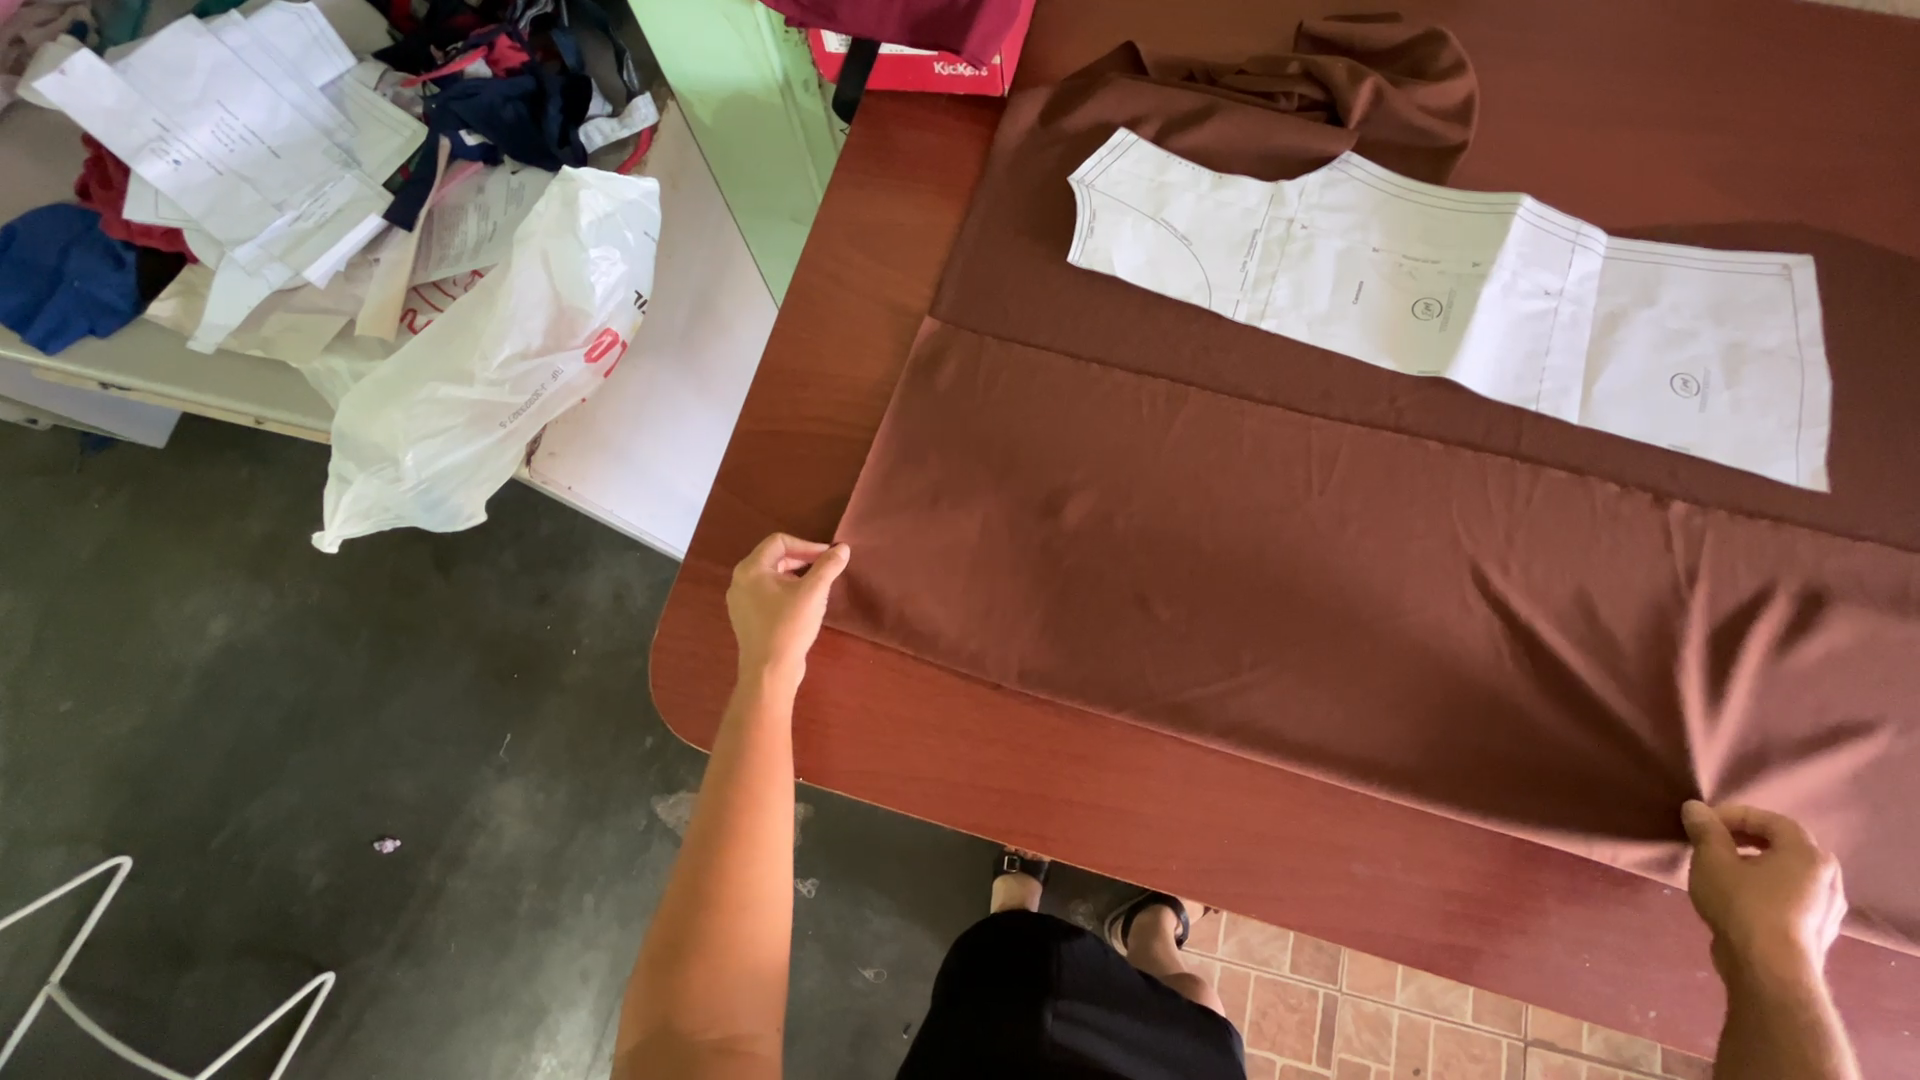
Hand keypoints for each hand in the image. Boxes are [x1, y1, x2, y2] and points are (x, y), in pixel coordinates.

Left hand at [726, 533, 849, 686]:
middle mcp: (740, 581)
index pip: (779, 542)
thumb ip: (828, 566)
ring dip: (796, 576)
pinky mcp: (746, 618)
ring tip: (817, 586)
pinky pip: (767, 594)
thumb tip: (843, 548)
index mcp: (750, 569)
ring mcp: (740, 601)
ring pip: (771, 577)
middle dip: (802, 559)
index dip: (807, 545)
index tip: (829, 556)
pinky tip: (803, 604)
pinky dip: (786, 591)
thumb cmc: (789, 626)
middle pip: (774, 558)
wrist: (770, 671)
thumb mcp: (814, 592)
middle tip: (825, 569)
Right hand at [1681, 801, 1846, 980]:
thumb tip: (1696, 807)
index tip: (1703, 823)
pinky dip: (1766, 886)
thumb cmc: (1741, 903)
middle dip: (1746, 838)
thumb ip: (1706, 830)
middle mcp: (1827, 877)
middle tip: (1712, 842)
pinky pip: (1791, 894)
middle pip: (1785, 845)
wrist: (1769, 966)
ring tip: (1723, 870)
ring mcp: (1827, 906)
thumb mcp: (1711, 859)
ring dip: (1756, 863)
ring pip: (1789, 872)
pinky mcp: (1817, 928)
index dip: (1735, 815)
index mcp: (1808, 855)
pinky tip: (1741, 898)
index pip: (1773, 820)